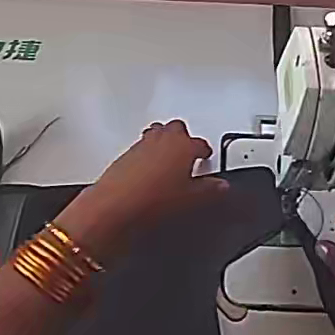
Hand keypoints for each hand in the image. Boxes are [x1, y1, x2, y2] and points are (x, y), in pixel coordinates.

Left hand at [53, 120, 229, 258]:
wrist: (115, 206)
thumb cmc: (151, 199)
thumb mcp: (191, 199)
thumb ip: (209, 189)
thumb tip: (219, 186)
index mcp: (183, 145)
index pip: (200, 143)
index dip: (204, 151)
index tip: (205, 156)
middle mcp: (162, 139)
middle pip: (177, 128)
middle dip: (183, 137)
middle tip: (188, 151)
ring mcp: (142, 145)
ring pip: (157, 133)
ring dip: (164, 141)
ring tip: (168, 158)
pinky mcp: (125, 154)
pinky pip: (142, 146)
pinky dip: (148, 153)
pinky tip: (149, 170)